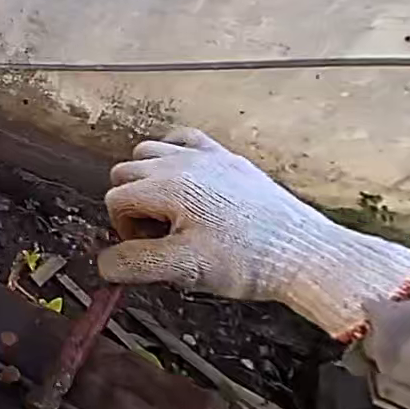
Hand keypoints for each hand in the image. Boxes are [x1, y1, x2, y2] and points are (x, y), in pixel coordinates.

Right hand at [98, 128, 409, 340]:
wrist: (305, 253)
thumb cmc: (246, 262)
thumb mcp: (184, 269)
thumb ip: (135, 263)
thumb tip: (103, 265)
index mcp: (166, 186)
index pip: (115, 199)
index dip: (123, 229)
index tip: (150, 251)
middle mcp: (180, 161)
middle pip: (125, 173)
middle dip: (132, 205)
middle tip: (159, 236)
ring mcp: (205, 154)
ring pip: (148, 152)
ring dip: (147, 179)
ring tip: (170, 212)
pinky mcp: (226, 157)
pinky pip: (182, 139)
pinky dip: (172, 155)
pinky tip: (184, 180)